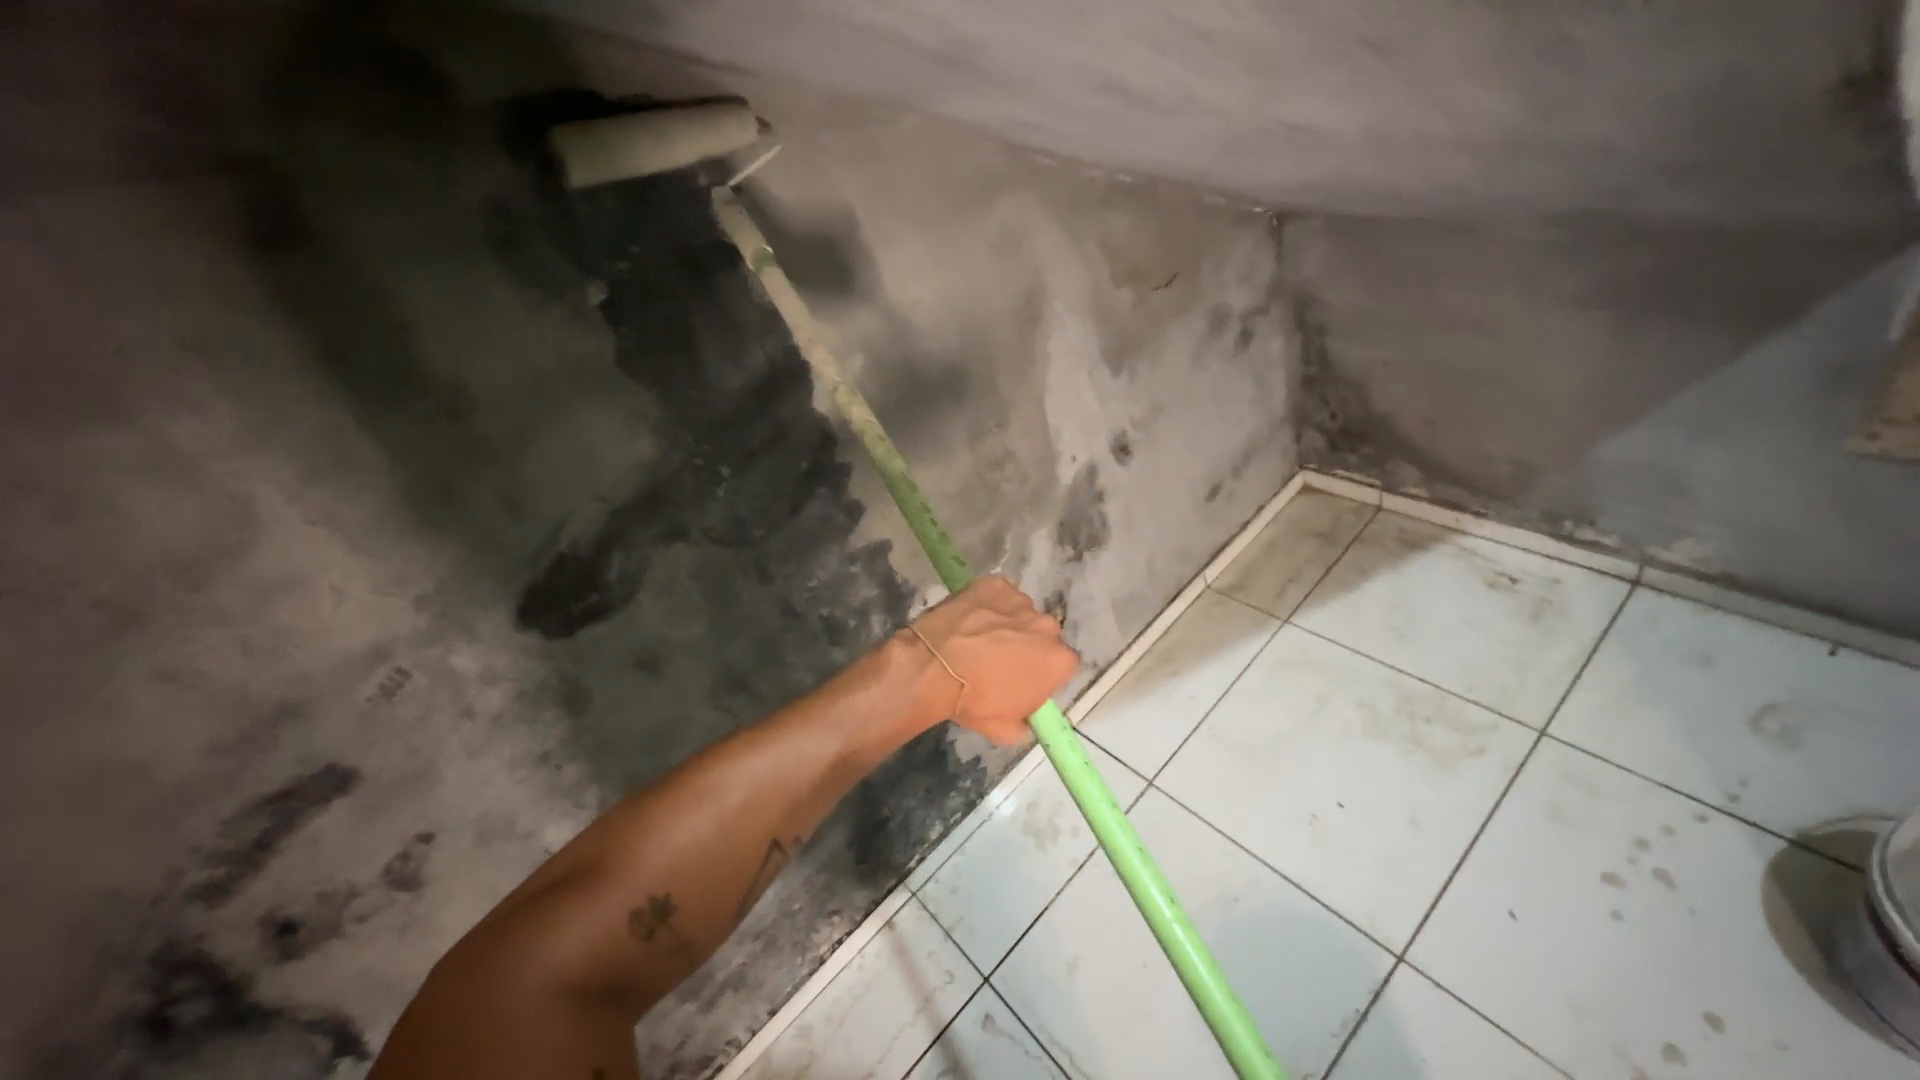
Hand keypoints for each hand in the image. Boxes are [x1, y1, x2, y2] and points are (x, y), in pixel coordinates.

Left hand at [905, 576, 1080, 743]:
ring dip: (1007, 624)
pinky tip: (969, 619)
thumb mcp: (1006, 730)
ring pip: (1020, 614)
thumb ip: (1026, 723)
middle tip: (998, 660)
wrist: (933, 667)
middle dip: (1027, 646)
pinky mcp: (995, 584)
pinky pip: (997, 595)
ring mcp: (1021, 600)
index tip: (1022, 681)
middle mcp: (1048, 626)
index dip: (1042, 674)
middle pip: (1042, 636)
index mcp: (1060, 661)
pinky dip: (987, 605)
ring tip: (978, 638)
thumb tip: (1024, 721)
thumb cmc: (974, 701)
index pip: (1061, 666)